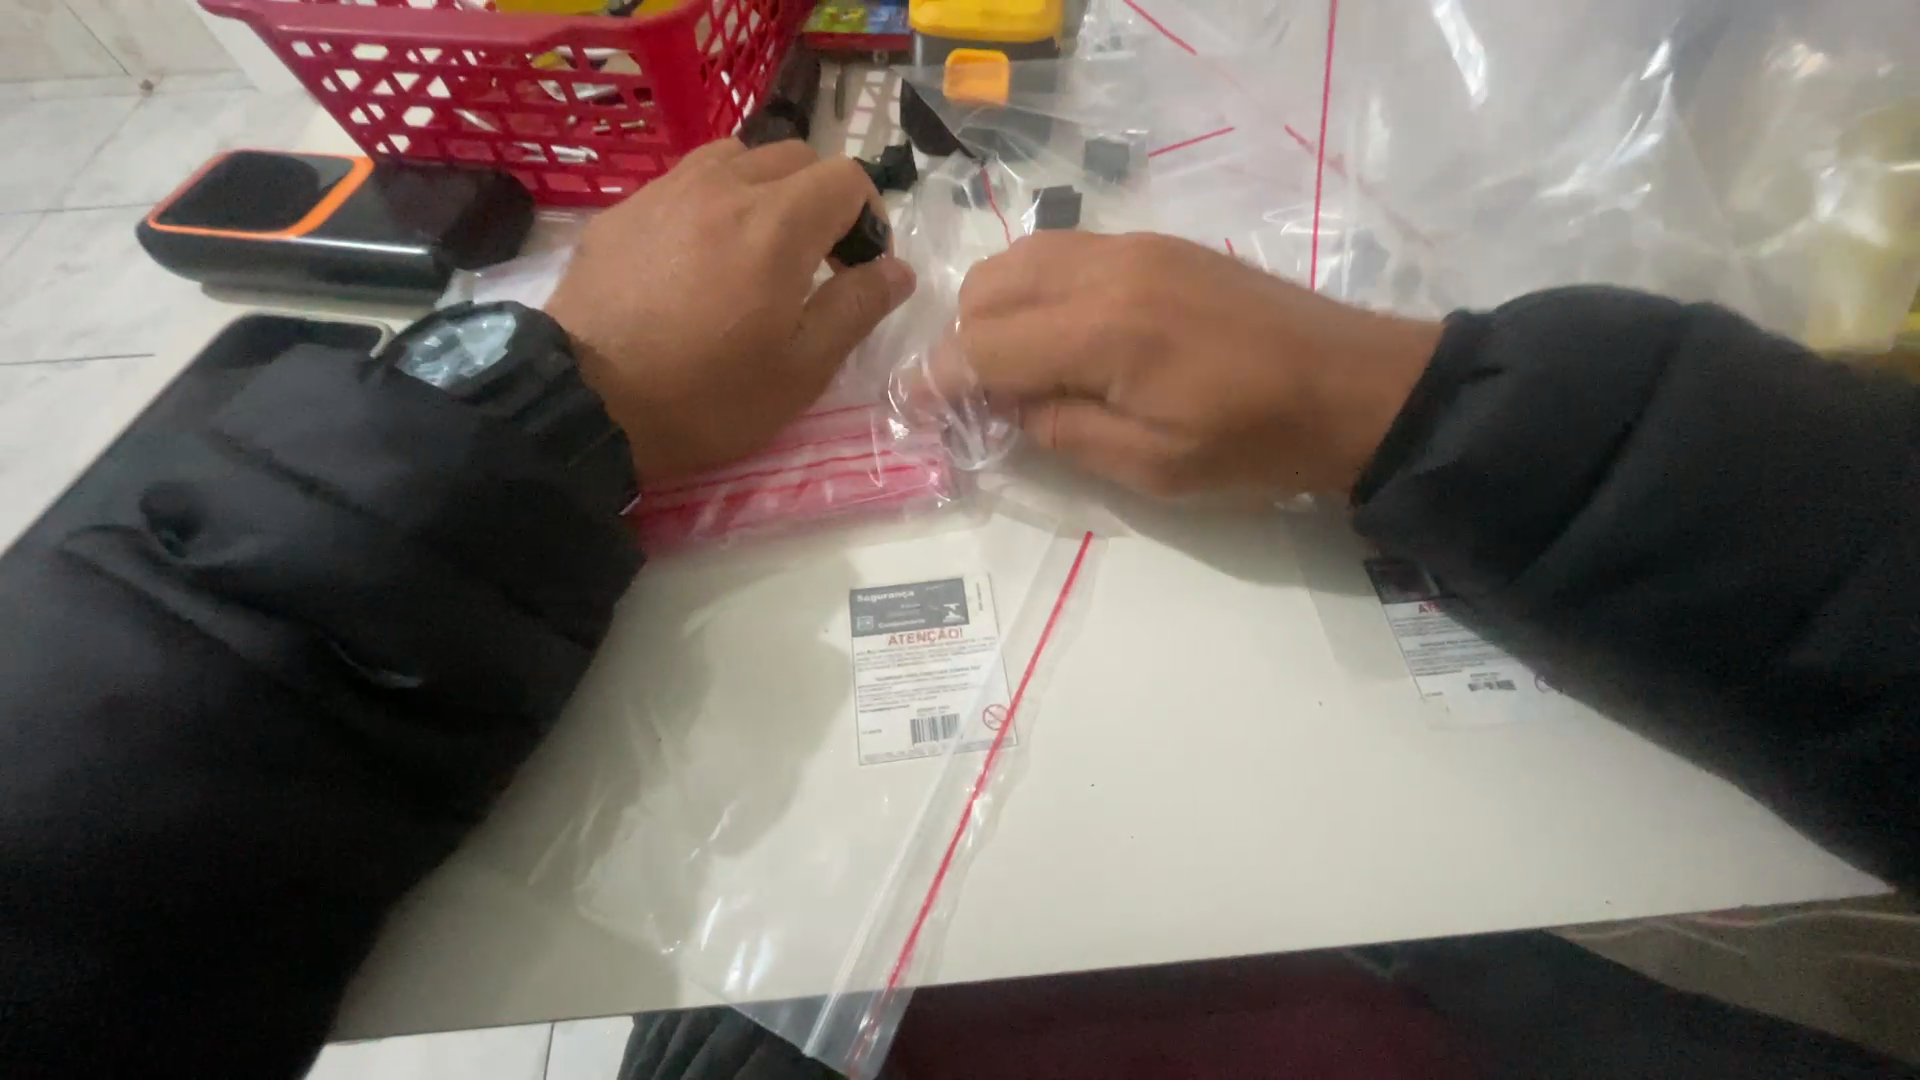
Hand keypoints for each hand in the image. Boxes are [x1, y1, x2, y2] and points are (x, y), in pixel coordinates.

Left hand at [546, 139, 915, 480]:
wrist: (586, 403)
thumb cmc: (709, 397)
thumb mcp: (802, 371)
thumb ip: (857, 309)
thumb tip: (898, 270)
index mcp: (778, 226)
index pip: (847, 177)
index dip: (869, 217)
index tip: (860, 268)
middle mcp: (724, 187)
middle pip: (796, 157)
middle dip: (822, 202)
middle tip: (816, 263)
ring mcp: (667, 191)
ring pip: (739, 158)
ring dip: (766, 193)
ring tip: (757, 252)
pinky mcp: (625, 210)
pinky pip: (687, 182)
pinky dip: (714, 203)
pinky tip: (699, 260)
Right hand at [949, 232, 1441, 497]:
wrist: (1351, 386)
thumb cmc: (1254, 444)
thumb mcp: (1151, 465)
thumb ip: (1060, 431)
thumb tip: (1000, 407)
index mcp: (1104, 332)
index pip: (985, 344)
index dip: (938, 379)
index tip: (913, 407)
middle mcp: (1107, 271)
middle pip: (988, 289)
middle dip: (961, 344)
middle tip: (968, 397)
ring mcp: (1132, 248)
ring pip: (1019, 259)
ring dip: (992, 311)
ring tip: (1005, 366)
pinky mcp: (1154, 245)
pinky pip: (1062, 252)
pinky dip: (1032, 289)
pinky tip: (1052, 332)